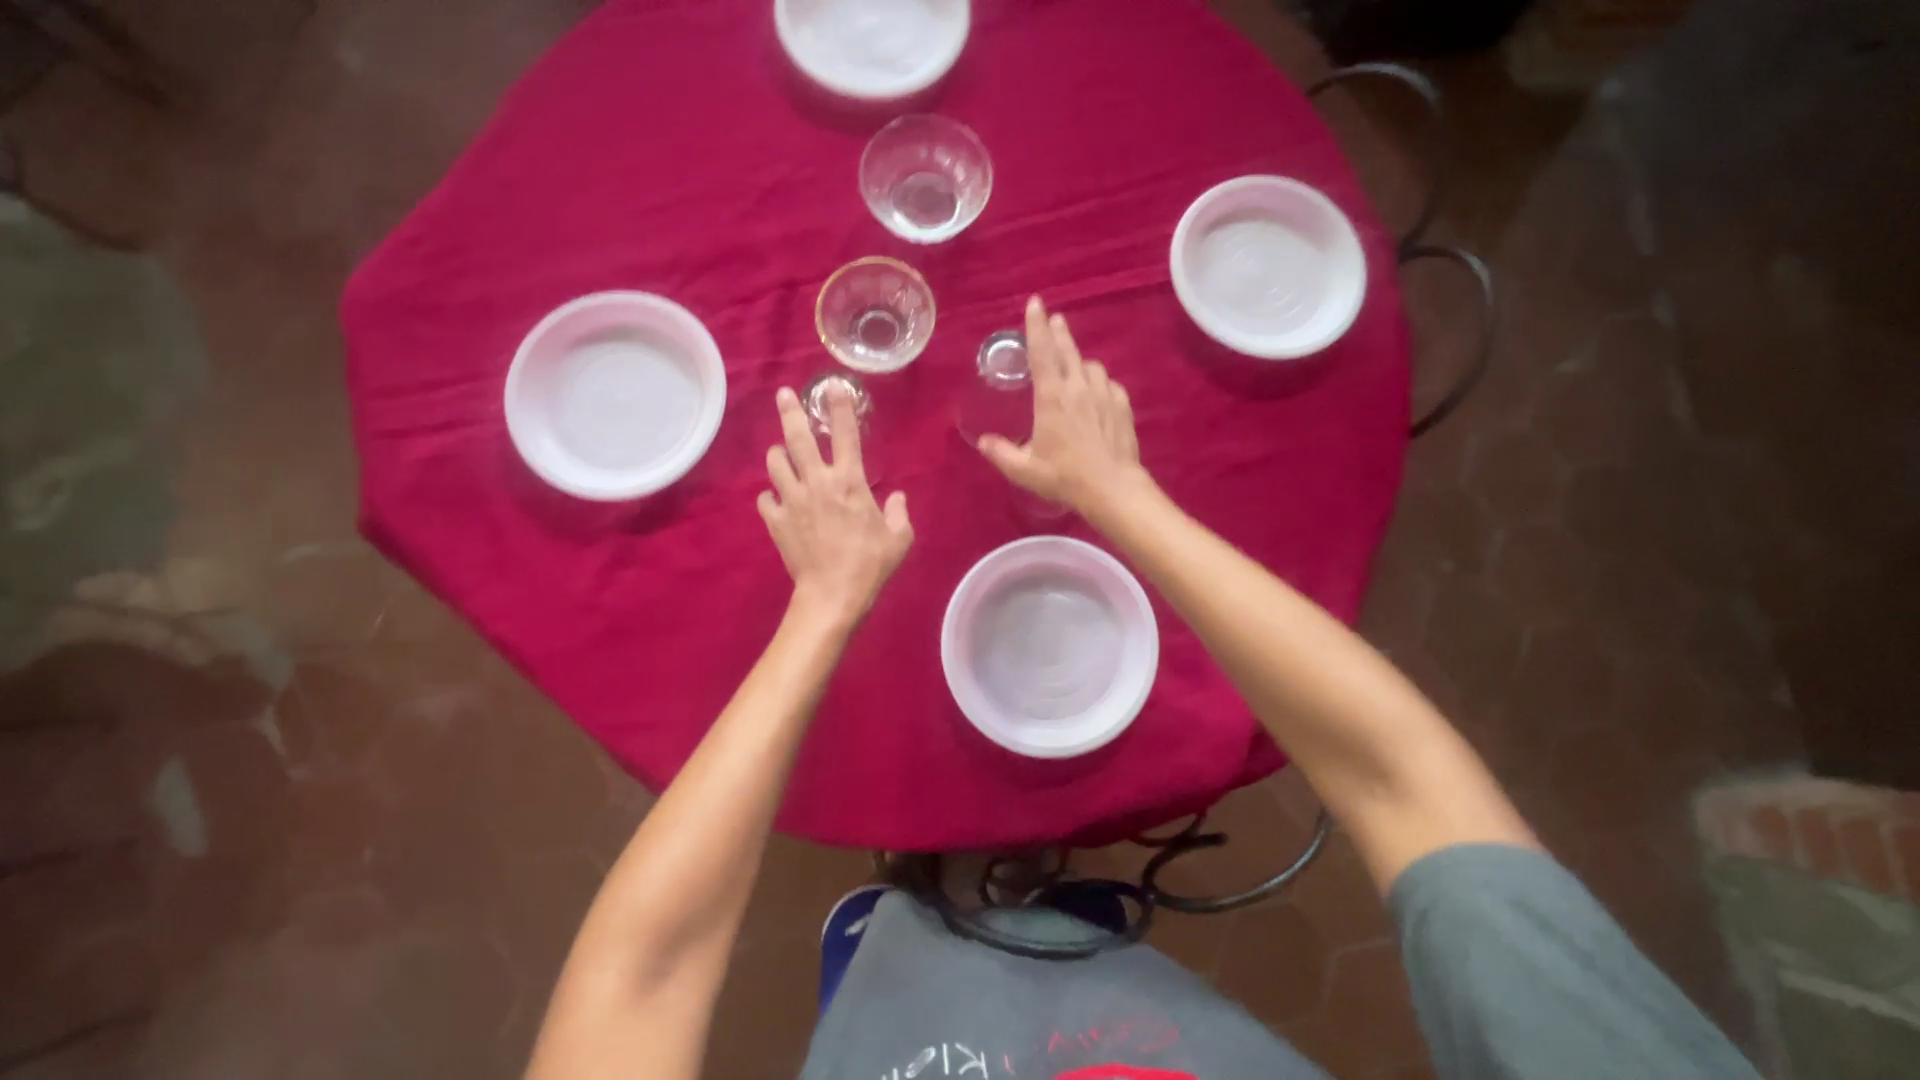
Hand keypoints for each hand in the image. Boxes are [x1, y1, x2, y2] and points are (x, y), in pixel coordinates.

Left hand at [759, 385, 912, 627]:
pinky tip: (777, 499)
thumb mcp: (900, 539)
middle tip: (783, 395)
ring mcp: (793, 500)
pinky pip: (766, 498)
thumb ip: (900, 512)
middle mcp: (818, 482)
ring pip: (775, 463)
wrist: (833, 594)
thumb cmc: (871, 564)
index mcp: (850, 481)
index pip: (846, 434)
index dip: (840, 406)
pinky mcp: (776, 520)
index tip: (834, 386)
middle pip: (798, 437)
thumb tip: (897, 498)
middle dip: (790, 412)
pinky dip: (771, 495)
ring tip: (781, 452)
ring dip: (778, 454)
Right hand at [976, 296, 1148, 512]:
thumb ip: (1001, 453)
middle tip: (1055, 319)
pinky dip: (1100, 383)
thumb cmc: (1064, 477)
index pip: (1041, 351)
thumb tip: (983, 442)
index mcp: (1051, 397)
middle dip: (1059, 332)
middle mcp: (1078, 387)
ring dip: (1080, 362)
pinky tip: (1097, 393)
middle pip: (1068, 350)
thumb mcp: (1024, 470)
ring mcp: (1104, 394)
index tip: (1035, 303)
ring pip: (1091, 366)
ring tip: (1074, 367)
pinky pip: (1109, 385)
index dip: (1036, 326)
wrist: (1111, 487)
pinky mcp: (1122, 405)